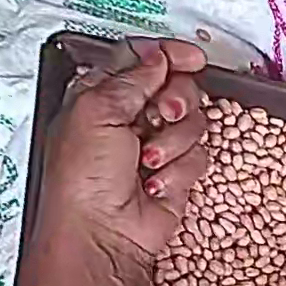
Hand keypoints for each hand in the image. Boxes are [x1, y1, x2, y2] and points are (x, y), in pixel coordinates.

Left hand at [36, 38, 208, 268]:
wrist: (103, 230)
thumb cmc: (85, 175)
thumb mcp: (97, 110)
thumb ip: (132, 78)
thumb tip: (159, 58)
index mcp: (106, 94)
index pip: (145, 60)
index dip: (170, 55)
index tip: (193, 57)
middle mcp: (136, 118)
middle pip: (178, 90)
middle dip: (177, 102)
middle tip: (163, 115)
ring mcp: (161, 146)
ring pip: (194, 125)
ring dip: (173, 143)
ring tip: (149, 161)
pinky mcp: (180, 174)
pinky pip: (200, 158)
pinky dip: (179, 172)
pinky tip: (155, 184)